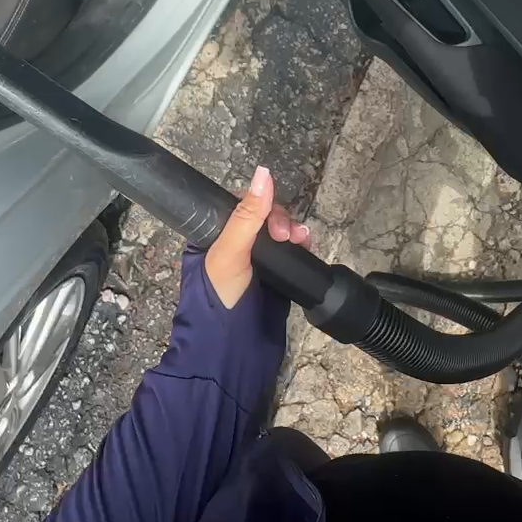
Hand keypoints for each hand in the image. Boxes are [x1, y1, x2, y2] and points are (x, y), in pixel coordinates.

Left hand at [204, 166, 310, 307]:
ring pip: (279, 231)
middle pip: (264, 216)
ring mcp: (256, 261)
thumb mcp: (230, 252)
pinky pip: (290, 250)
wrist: (235, 349)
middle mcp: (235, 245)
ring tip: (300, 240)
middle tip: (286, 236)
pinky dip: (300, 244)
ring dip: (293, 230)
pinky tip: (306, 246)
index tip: (272, 218)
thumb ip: (247, 214)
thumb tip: (264, 172)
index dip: (260, 203)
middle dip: (280, 220)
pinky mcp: (274, 275)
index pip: (241, 204)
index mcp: (215, 236)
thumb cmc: (222, 297)